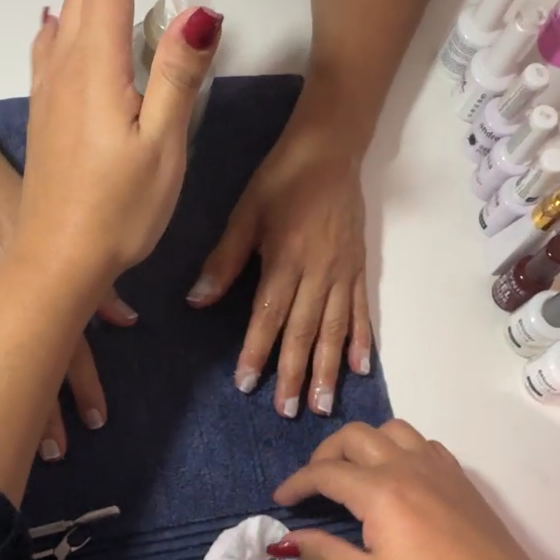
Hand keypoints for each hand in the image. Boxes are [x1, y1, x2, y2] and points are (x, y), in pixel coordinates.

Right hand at [0, 129, 135, 461]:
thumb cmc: (16, 205)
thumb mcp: (64, 236)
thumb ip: (96, 286)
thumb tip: (128, 320)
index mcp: (49, 295)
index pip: (73, 353)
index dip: (85, 390)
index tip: (97, 421)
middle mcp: (16, 310)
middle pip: (34, 373)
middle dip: (45, 417)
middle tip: (55, 453)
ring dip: (2, 409)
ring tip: (10, 443)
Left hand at [16, 0, 221, 282]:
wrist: (56, 262)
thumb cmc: (116, 213)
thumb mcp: (162, 147)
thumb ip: (177, 75)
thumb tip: (198, 11)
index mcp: (95, 66)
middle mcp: (63, 66)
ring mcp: (46, 91)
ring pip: (64, 15)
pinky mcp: (42, 116)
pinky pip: (50, 47)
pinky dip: (71, 23)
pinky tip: (74, 34)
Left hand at [188, 127, 373, 418]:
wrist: (332, 148)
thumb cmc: (281, 179)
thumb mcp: (245, 213)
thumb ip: (224, 260)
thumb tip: (197, 301)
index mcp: (286, 259)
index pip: (269, 315)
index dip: (256, 351)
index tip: (246, 384)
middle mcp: (318, 272)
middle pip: (304, 331)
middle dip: (295, 373)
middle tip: (288, 411)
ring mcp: (343, 273)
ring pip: (335, 329)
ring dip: (328, 369)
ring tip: (323, 404)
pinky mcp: (360, 269)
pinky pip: (362, 311)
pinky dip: (362, 340)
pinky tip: (361, 369)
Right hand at [272, 421, 559, 559]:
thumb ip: (325, 554)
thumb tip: (289, 539)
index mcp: (380, 491)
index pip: (325, 473)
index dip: (297, 484)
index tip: (280, 501)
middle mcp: (407, 466)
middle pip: (354, 437)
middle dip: (324, 455)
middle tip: (312, 486)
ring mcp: (439, 468)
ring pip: (391, 430)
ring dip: (363, 444)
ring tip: (353, 474)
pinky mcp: (461, 479)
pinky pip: (422, 443)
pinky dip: (398, 448)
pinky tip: (397, 478)